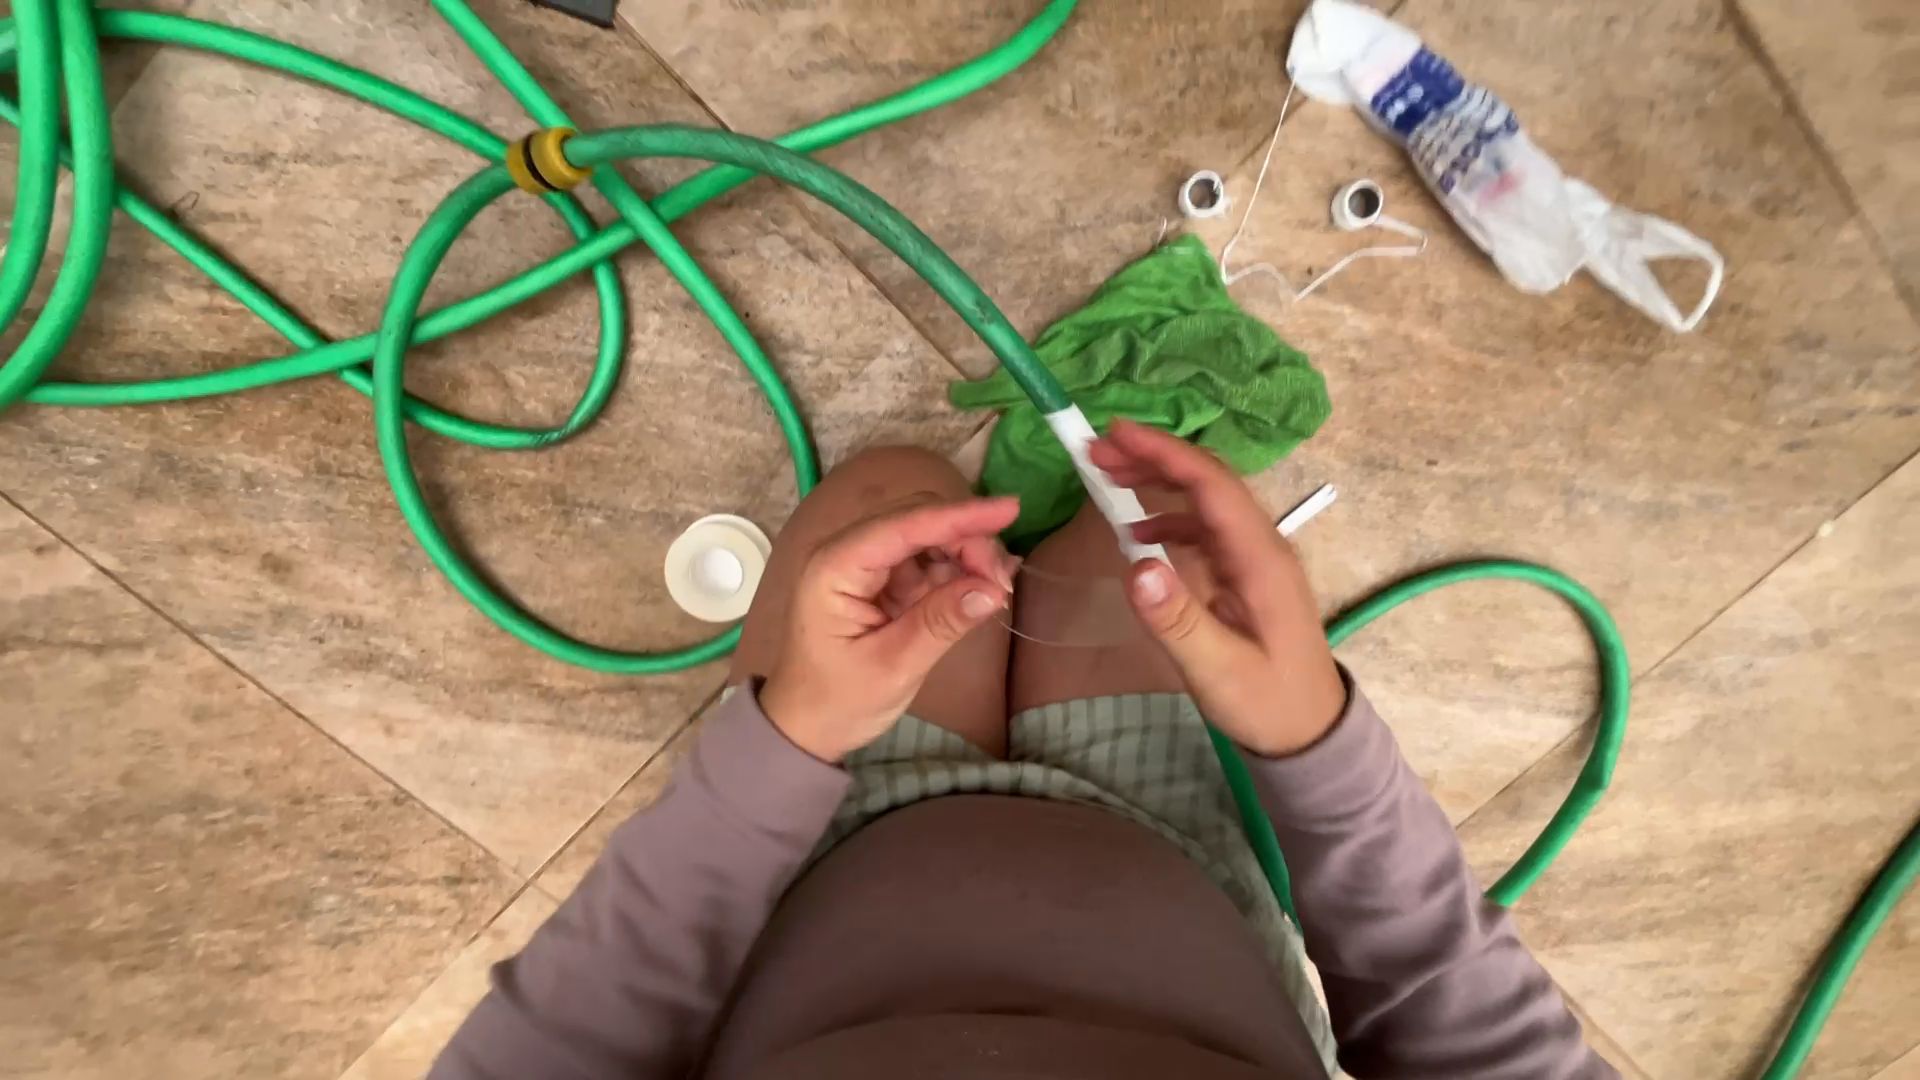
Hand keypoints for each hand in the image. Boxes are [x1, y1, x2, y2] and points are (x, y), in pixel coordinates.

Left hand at [759, 496, 1020, 762]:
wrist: (806, 727)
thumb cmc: (837, 701)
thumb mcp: (893, 667)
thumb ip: (941, 623)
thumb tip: (993, 589)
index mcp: (836, 567)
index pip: (904, 524)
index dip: (959, 515)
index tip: (1010, 510)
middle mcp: (849, 553)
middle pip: (919, 521)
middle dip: (967, 539)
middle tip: (1003, 583)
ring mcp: (867, 565)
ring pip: (928, 536)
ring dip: (967, 554)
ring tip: (998, 588)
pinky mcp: (884, 581)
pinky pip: (928, 560)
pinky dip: (958, 569)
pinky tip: (983, 586)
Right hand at [1090, 420, 1345, 756]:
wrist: (1310, 732)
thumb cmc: (1266, 702)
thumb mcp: (1218, 671)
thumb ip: (1178, 621)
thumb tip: (1135, 567)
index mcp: (1259, 558)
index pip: (1211, 485)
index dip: (1164, 452)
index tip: (1115, 433)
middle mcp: (1260, 545)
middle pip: (1208, 481)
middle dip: (1153, 458)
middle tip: (1096, 451)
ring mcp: (1253, 557)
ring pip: (1204, 500)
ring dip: (1158, 481)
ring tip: (1107, 476)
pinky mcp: (1244, 572)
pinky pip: (1204, 528)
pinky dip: (1167, 518)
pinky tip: (1137, 533)